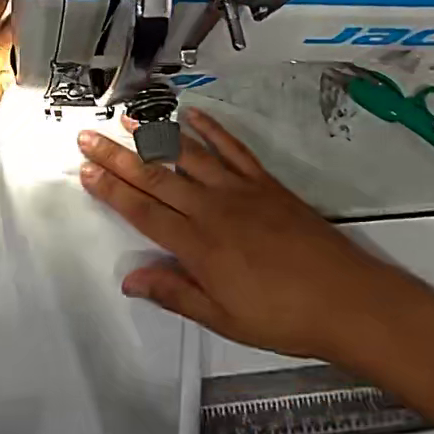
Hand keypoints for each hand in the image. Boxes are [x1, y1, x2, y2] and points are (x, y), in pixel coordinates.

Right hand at [78, 108, 433, 368]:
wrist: (348, 301)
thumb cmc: (282, 317)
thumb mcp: (223, 318)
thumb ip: (175, 293)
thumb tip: (130, 280)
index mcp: (197, 245)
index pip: (142, 211)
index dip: (111, 190)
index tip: (85, 170)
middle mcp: (211, 209)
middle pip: (154, 177)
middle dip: (117, 157)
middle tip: (88, 137)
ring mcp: (239, 190)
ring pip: (187, 156)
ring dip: (154, 136)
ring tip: (128, 119)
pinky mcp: (265, 182)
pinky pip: (232, 149)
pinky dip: (211, 130)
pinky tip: (192, 115)